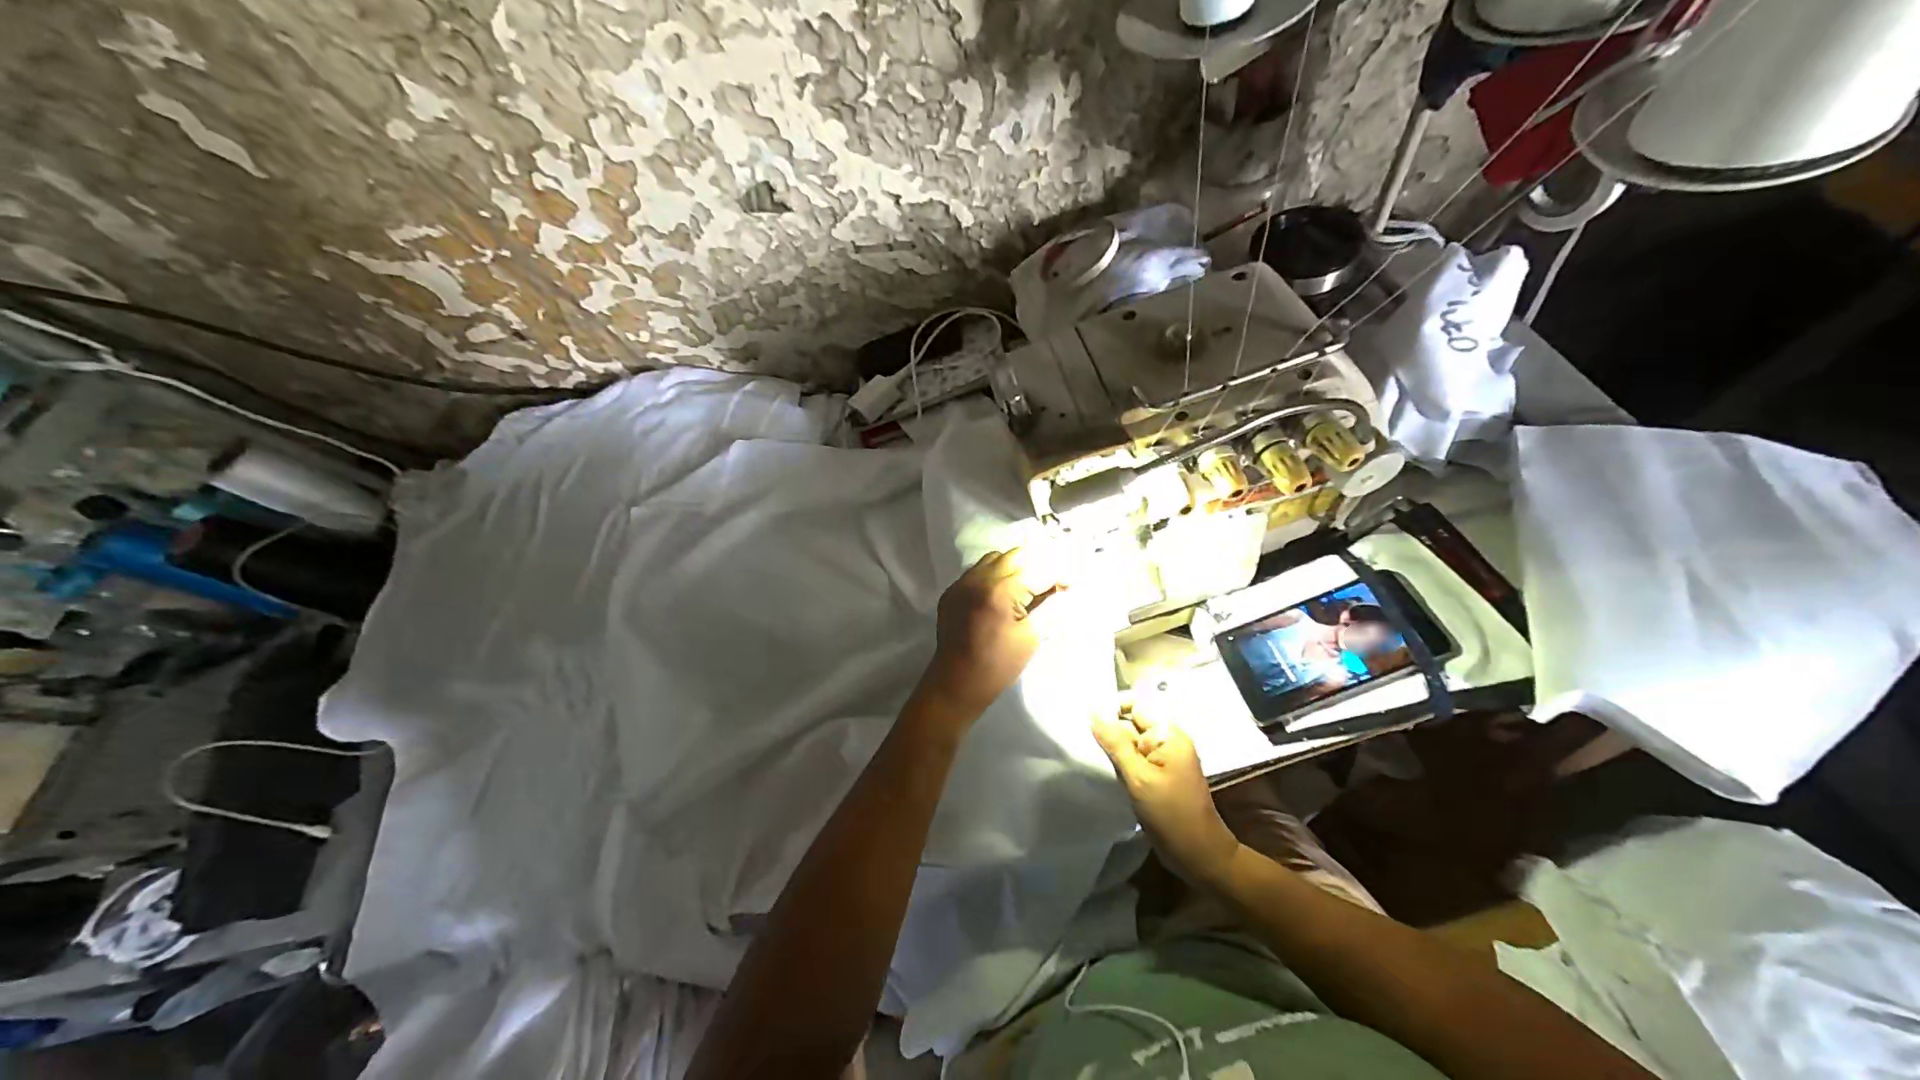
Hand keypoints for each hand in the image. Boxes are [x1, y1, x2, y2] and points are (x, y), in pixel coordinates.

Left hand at [917, 550, 1056, 716]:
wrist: (957, 682)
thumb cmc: (999, 664)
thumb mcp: (1032, 636)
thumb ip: (1051, 606)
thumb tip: (1068, 588)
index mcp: (1001, 590)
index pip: (1037, 570)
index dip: (1057, 576)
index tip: (1070, 584)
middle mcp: (978, 579)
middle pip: (1014, 556)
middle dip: (1034, 567)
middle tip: (1048, 585)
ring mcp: (961, 584)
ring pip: (993, 560)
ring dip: (1012, 568)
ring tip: (1024, 589)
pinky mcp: (951, 592)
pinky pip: (976, 572)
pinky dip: (992, 577)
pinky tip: (1000, 597)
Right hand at [1092, 712, 1240, 885]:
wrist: (1197, 854)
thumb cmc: (1171, 813)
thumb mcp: (1139, 777)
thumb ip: (1116, 743)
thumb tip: (1094, 711)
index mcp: (1169, 735)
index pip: (1137, 706)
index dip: (1112, 709)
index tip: (1087, 721)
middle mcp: (1167, 742)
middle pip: (1132, 723)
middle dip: (1109, 731)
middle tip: (1082, 742)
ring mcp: (1163, 760)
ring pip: (1130, 743)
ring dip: (1112, 749)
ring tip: (1089, 757)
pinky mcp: (1157, 777)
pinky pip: (1134, 761)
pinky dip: (1119, 764)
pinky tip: (1103, 772)